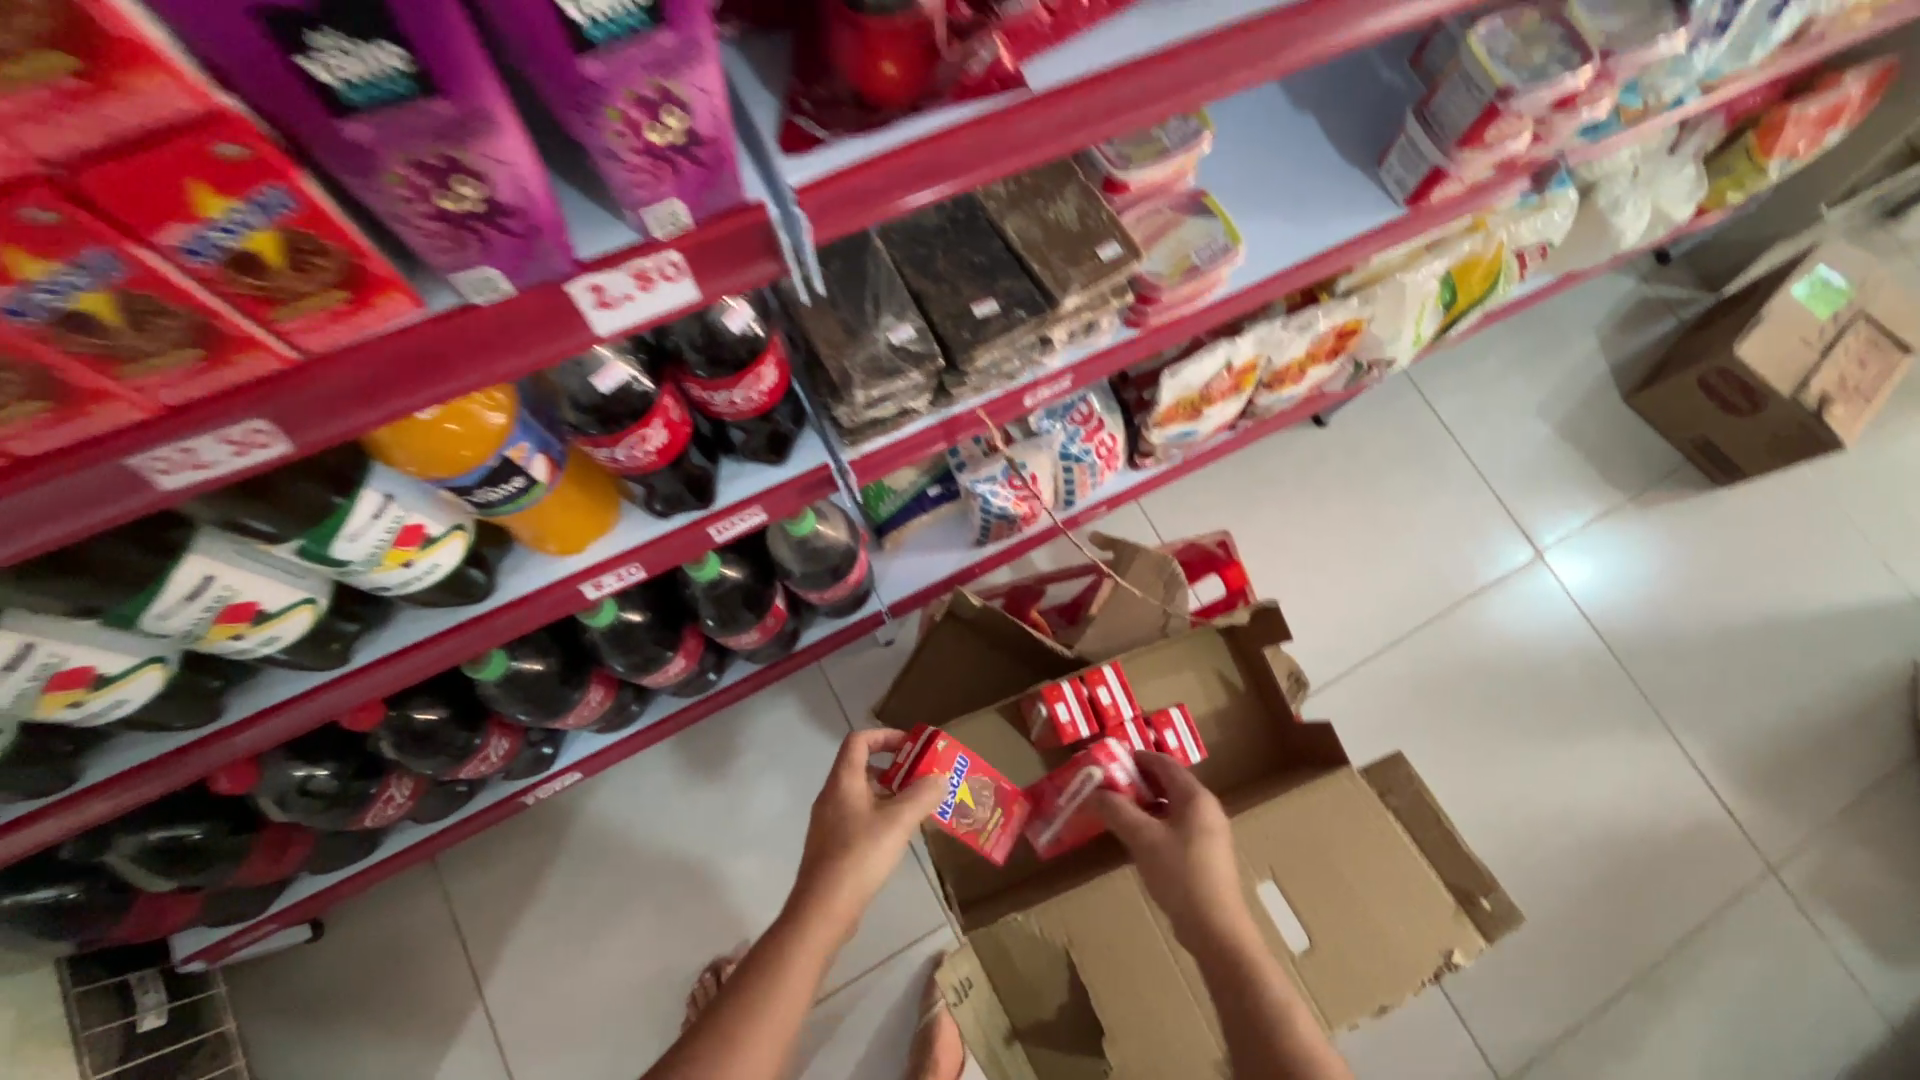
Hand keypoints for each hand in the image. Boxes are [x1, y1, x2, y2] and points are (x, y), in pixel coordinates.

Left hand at [787, 729, 944, 944]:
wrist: (823, 908)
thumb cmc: (860, 856)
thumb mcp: (898, 822)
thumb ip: (921, 795)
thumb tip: (940, 777)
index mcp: (843, 781)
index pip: (859, 740)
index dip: (885, 736)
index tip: (912, 747)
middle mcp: (832, 795)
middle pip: (862, 767)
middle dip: (894, 769)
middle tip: (922, 779)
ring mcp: (830, 822)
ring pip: (862, 794)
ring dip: (890, 794)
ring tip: (918, 807)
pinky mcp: (833, 845)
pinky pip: (859, 817)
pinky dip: (881, 816)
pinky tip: (899, 836)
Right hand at [1095, 752, 1258, 956]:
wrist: (1215, 927)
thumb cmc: (1180, 873)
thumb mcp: (1142, 838)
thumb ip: (1116, 810)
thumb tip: (1091, 792)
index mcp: (1195, 796)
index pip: (1163, 763)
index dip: (1136, 758)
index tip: (1108, 762)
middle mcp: (1206, 808)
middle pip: (1167, 783)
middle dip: (1136, 782)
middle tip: (1106, 787)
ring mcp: (1208, 832)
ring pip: (1170, 807)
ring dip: (1143, 804)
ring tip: (1115, 812)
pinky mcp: (1204, 854)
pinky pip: (1175, 826)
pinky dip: (1154, 823)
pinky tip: (1135, 838)